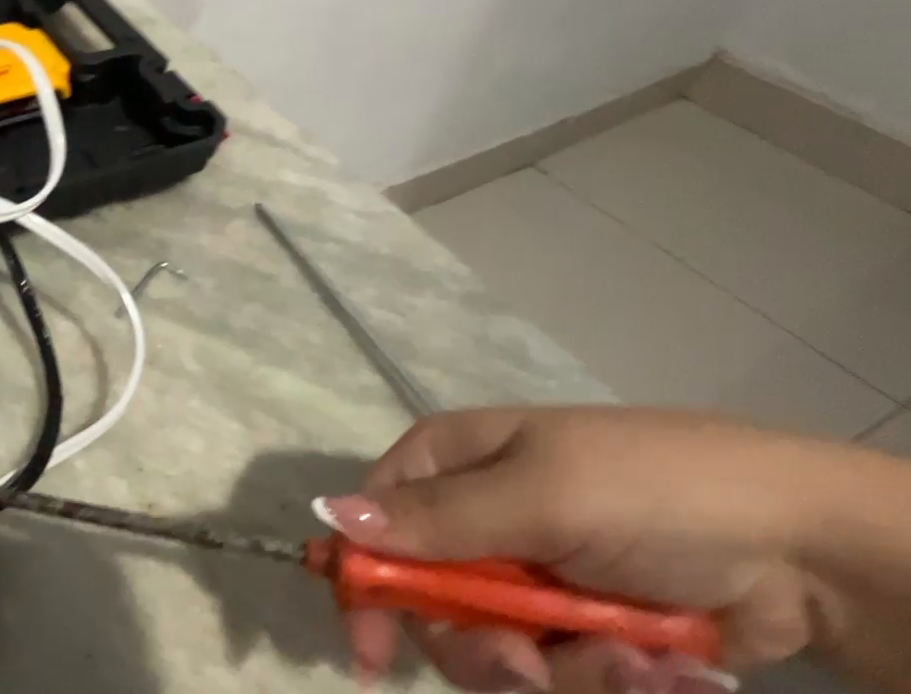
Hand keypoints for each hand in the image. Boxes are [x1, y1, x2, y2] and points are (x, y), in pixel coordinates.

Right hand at [315, 407, 838, 692]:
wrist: (808, 548)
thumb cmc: (653, 492)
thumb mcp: (540, 497)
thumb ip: (436, 517)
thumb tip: (326, 516)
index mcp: (453, 463)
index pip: (375, 520)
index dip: (367, 581)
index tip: (373, 651)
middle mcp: (478, 518)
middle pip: (430, 600)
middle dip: (483, 646)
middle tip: (531, 668)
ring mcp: (531, 575)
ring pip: (496, 648)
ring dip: (564, 671)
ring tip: (632, 664)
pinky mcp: (583, 626)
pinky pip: (561, 672)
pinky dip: (610, 680)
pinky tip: (659, 667)